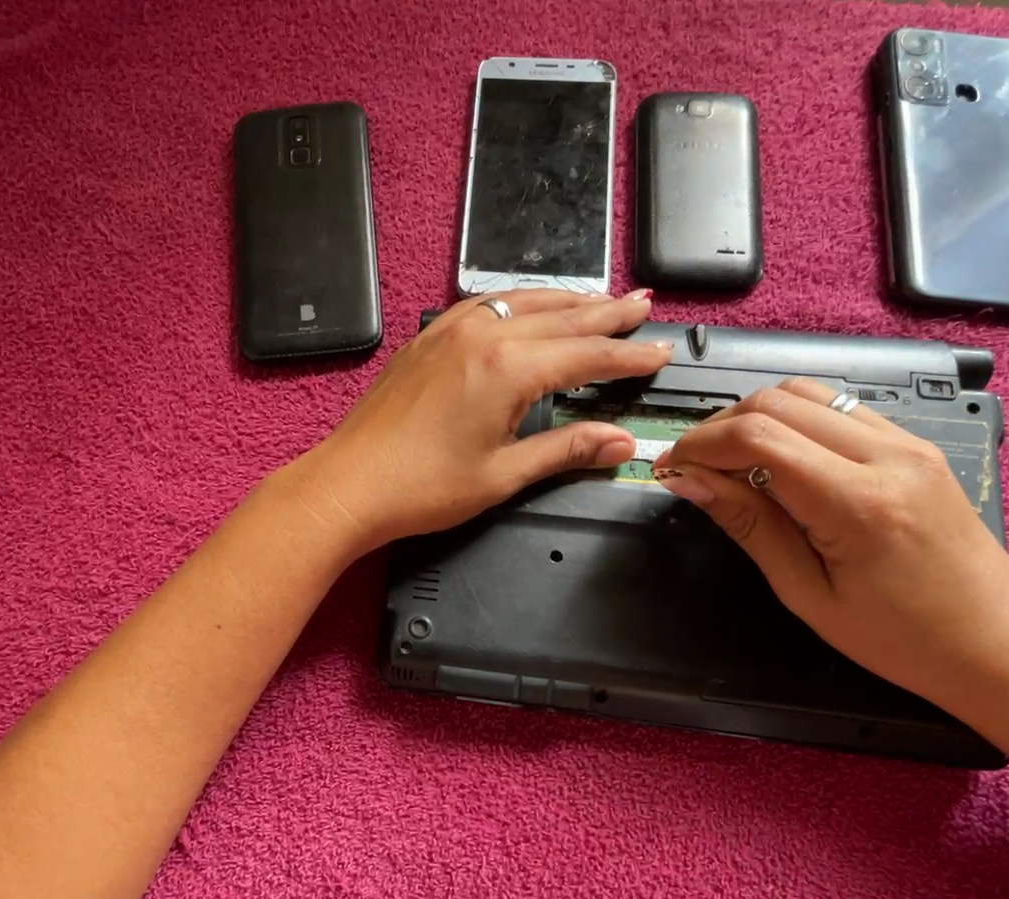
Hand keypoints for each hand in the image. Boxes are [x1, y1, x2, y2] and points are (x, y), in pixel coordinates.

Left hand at [286, 289, 669, 552]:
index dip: (628, 355)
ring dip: (565, 301)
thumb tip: (621, 443)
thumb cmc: (421, 488)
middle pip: (561, 317)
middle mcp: (482, 336)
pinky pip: (482, 306)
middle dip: (607, 312)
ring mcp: (449, 333)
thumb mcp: (502, 474)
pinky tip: (526, 307)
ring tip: (598, 299)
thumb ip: (565, 449)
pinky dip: (517, 303)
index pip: (587, 354)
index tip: (660, 351)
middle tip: (643, 303)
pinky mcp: (426, 341)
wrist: (347, 485)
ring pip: (522, 303)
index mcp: (508, 369)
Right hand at [653, 378, 1008, 716]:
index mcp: (858, 502)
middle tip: (691, 469)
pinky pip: (838, 406)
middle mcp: (887, 455)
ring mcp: (907, 443)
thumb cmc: (899, 638)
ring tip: (729, 461)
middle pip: (775, 403)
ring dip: (753, 417)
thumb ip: (749, 525)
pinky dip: (791, 420)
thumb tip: (690, 481)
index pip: (757, 438)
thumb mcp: (807, 593)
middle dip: (718, 428)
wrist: (998, 643)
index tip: (669, 470)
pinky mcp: (914, 444)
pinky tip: (776, 459)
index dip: (699, 446)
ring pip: (805, 392)